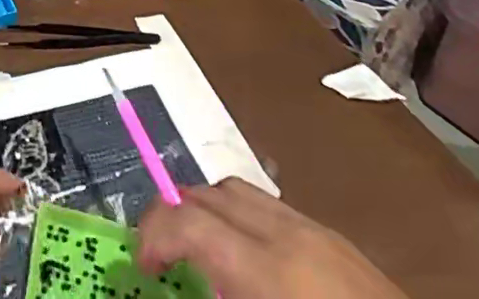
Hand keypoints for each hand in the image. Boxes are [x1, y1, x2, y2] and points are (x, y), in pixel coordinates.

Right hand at [136, 177, 408, 298]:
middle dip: (171, 214)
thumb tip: (186, 286)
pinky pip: (268, 207)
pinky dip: (239, 219)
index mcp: (269, 271)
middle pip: (207, 193)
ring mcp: (314, 230)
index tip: (144, 265)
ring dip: (204, 210)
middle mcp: (287, 235)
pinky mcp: (334, 238)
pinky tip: (247, 261)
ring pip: (235, 190)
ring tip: (199, 252)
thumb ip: (219, 296)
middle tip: (161, 254)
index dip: (153, 234)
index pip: (188, 220)